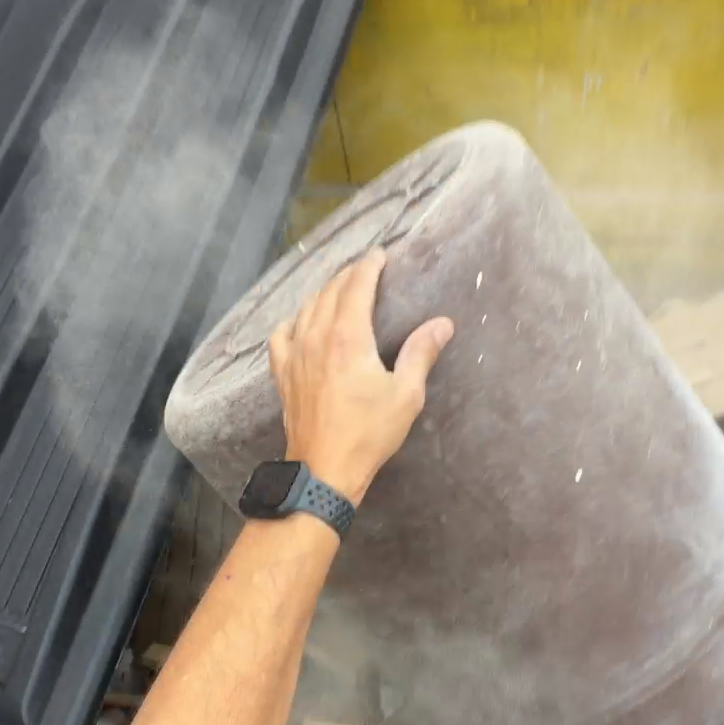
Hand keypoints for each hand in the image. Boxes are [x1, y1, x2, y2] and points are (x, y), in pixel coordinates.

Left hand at [269, 250, 453, 503]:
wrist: (324, 470)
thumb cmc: (368, 434)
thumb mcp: (405, 396)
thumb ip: (420, 354)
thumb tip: (442, 324)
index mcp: (348, 337)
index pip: (356, 286)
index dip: (369, 266)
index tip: (380, 254)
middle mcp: (316, 338)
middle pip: (329, 292)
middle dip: (347, 276)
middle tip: (364, 271)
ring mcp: (294, 356)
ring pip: (305, 310)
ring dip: (323, 294)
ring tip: (338, 291)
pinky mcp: (282, 375)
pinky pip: (281, 336)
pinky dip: (293, 322)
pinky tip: (300, 324)